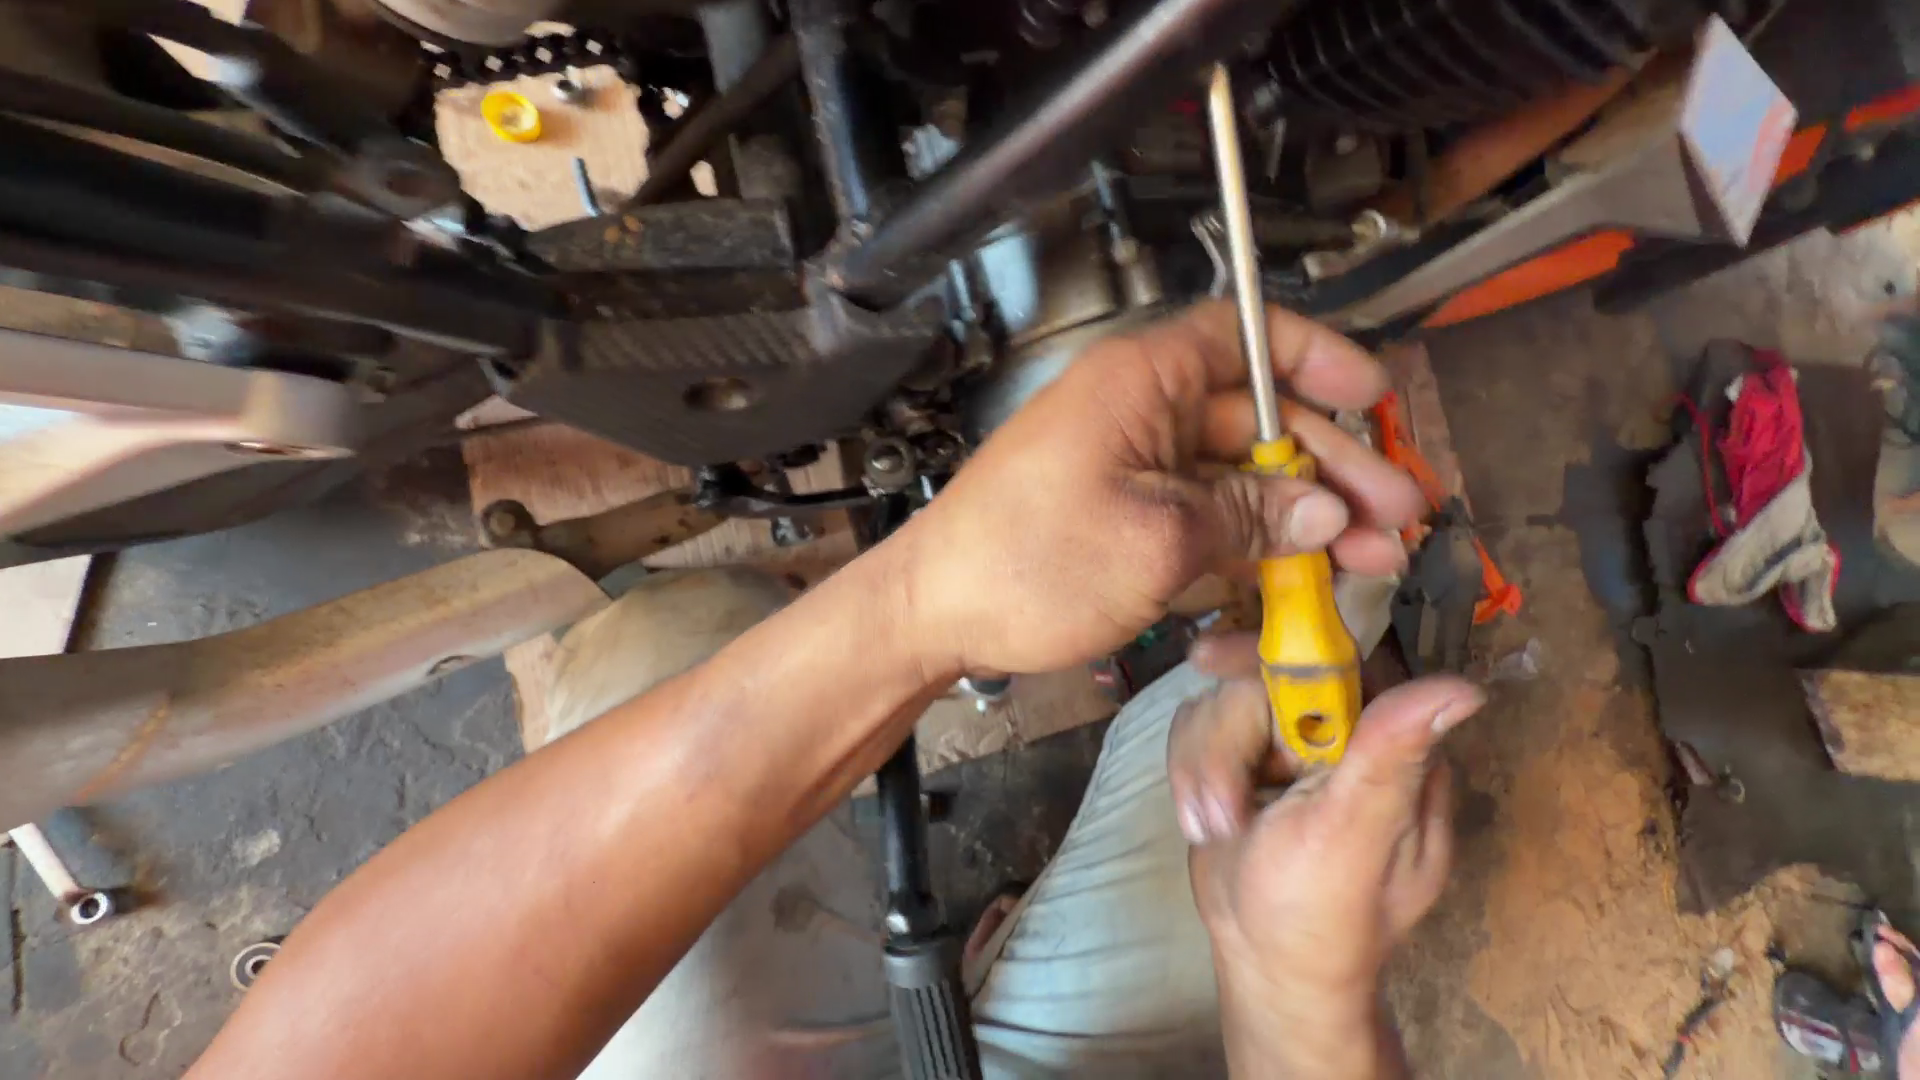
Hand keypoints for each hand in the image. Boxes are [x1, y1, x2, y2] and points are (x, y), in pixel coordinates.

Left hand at [892, 300, 1422, 676]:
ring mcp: (1129, 468)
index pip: (1243, 338)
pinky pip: (1201, 515)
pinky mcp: (1122, 516)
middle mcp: (1138, 412)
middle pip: (1254, 419)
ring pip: (1235, 475)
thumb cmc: (1032, 562)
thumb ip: (1248, 516)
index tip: (1374, 396)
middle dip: (1330, 464)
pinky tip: (1301, 575)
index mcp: (1140, 382)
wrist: (936, 612)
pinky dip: (1248, 542)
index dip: (1317, 359)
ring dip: (1300, 513)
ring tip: (1368, 557)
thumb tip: (1323, 510)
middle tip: (1398, 515)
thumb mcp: (1156, 539)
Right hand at [1171, 639, 1485, 1076]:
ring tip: (1214, 827)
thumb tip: (1464, 688)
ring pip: (1217, 702)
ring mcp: (1280, 741)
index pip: (1336, 660)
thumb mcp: (1354, 839)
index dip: (1276, 653)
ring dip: (1202, 769)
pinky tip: (1202, 819)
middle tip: (1219, 808)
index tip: (1213, 661)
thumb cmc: (1320, 915)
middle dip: (1225, 747)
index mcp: (1389, 748)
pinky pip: (1193, 726)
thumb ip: (1390, 759)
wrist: (1262, 959)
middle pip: (1257, 680)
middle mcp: (1336, 732)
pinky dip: (1187, 773)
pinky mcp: (1236, 751)